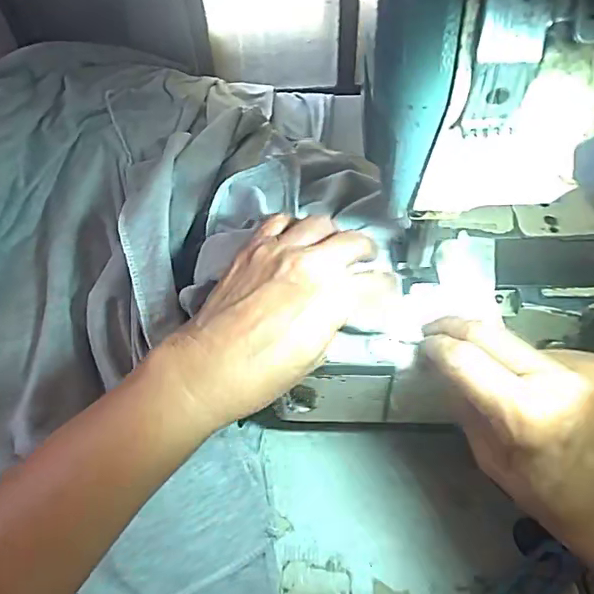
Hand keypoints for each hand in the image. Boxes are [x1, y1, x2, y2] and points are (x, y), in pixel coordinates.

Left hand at [151, 214, 396, 428]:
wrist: (207, 365)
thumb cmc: (261, 373)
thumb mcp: (313, 356)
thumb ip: (334, 324)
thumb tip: (343, 311)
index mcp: (330, 296)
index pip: (373, 282)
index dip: (385, 288)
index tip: (386, 293)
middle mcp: (308, 263)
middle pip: (352, 241)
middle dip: (365, 253)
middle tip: (364, 264)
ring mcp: (277, 250)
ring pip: (319, 222)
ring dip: (331, 234)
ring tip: (330, 247)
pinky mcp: (252, 247)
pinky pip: (280, 220)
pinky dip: (294, 226)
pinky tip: (294, 239)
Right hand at [419, 317, 593, 593]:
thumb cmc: (561, 507)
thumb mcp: (496, 465)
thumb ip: (468, 413)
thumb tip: (445, 373)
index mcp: (528, 414)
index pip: (465, 359)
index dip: (436, 347)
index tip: (420, 344)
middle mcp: (561, 379)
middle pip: (491, 333)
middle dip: (455, 326)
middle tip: (432, 327)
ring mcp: (592, 366)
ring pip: (524, 346)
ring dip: (503, 356)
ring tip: (502, 380)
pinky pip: (555, 357)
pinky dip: (539, 369)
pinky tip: (547, 393)